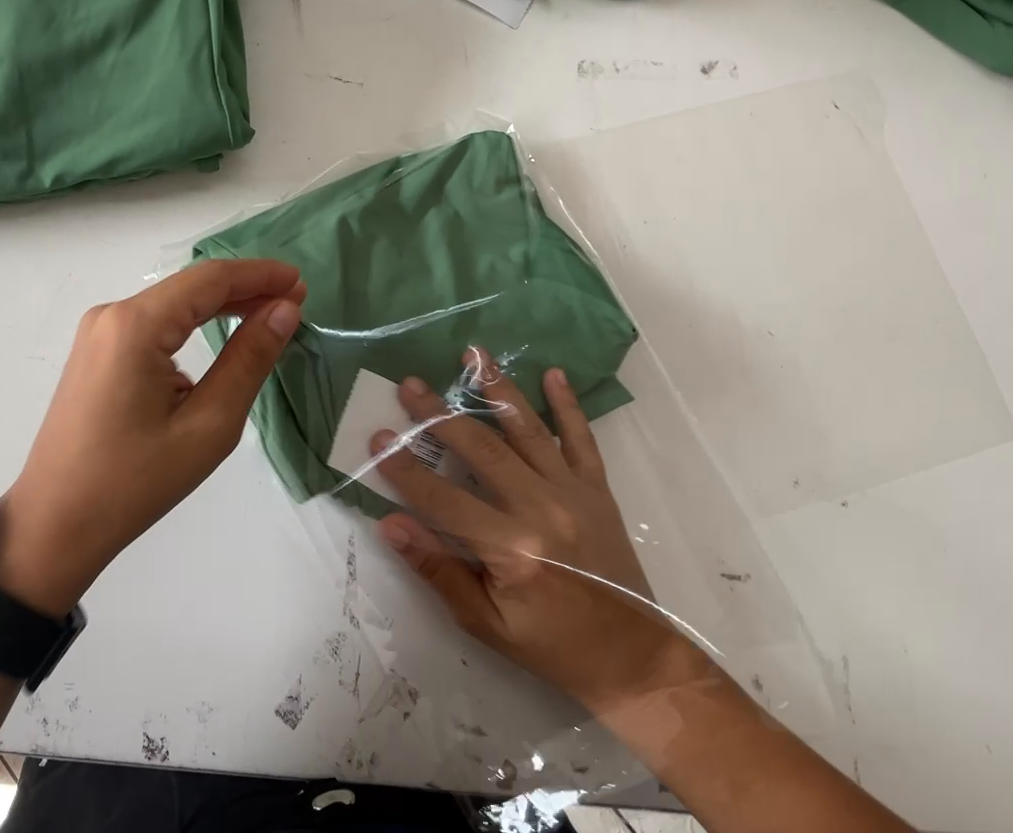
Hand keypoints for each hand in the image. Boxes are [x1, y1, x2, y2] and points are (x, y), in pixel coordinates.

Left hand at [0, 259, 304, 615]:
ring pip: (170, 307)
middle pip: (188, 288)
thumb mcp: (208, 425)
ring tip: (265, 318)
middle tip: (294, 303)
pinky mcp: (94, 357)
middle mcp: (110, 316)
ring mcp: (97, 336)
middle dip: (243, 290)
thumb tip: (283, 310)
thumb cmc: (135, 481)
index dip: (259, 275)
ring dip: (218, 309)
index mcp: (135, 325)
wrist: (57, 523)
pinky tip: (217, 343)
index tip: (301, 282)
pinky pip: (150, 328)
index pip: (208, 279)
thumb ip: (249, 359)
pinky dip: (189, 329)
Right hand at [370, 349, 686, 708]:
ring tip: (473, 354)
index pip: (442, 498)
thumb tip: (390, 524)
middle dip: (440, 414)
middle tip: (409, 384)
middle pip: (481, 450)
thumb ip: (438, 570)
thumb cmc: (551, 645)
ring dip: (497, 389)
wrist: (634, 659)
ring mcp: (574, 494)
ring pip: (528, 430)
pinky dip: (568, 406)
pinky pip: (581, 440)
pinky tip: (554, 375)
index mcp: (510, 548)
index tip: (377, 439)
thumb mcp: (485, 622)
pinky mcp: (598, 491)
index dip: (405, 469)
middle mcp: (541, 509)